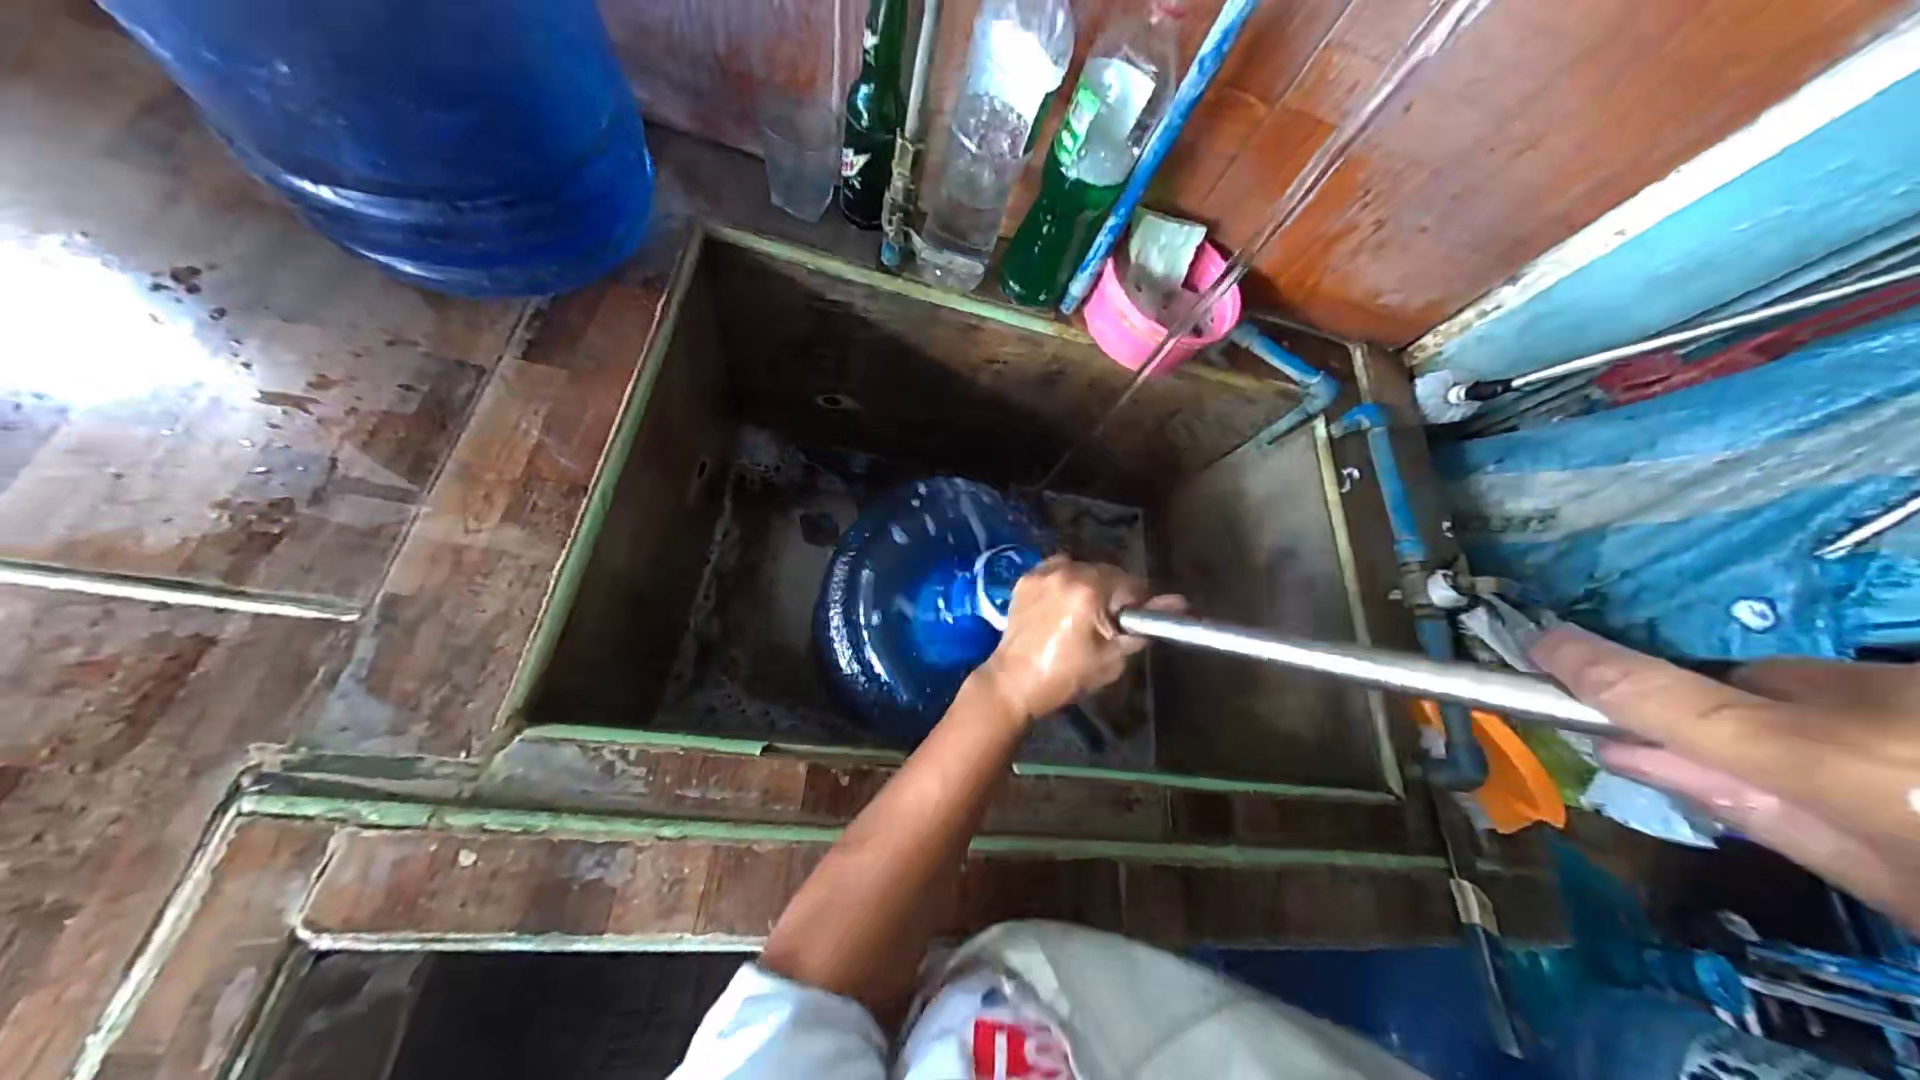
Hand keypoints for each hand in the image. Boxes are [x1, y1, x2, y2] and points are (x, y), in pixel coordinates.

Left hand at [974, 556, 1186, 722]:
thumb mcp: (1113, 657)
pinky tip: (1062, 605)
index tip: (1134, 623)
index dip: (1141, 604)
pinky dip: (1065, 582)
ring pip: (1082, 569)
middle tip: (1108, 624)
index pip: (1133, 584)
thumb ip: (1144, 626)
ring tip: (1083, 615)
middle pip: (1107, 572)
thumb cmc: (1067, 675)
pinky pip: (1057, 571)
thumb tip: (1179, 602)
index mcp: (1090, 589)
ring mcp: (1043, 573)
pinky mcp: (1025, 579)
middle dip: (1114, 593)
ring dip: (1090, 585)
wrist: (1014, 683)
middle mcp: (1067, 571)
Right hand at [1532, 624, 1919, 930]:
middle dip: (1736, 722)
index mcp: (1834, 763)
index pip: (1668, 701)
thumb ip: (1749, 809)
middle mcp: (1875, 704)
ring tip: (1893, 788)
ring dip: (1818, 726)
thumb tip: (1625, 752)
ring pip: (1822, 687)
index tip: (1538, 646)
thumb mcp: (1888, 887)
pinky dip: (1886, 724)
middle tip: (1769, 779)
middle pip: (1748, 686)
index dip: (1593, 671)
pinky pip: (1888, 691)